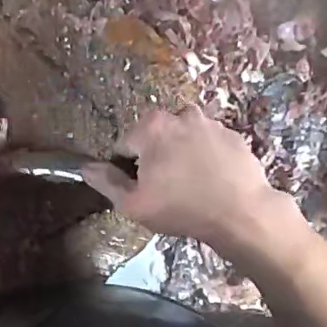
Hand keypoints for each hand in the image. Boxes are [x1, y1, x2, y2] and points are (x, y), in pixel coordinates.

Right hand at [82, 106, 301, 252]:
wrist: (240, 213)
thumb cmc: (181, 208)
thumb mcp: (134, 204)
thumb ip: (107, 183)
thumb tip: (87, 168)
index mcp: (152, 126)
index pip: (125, 146)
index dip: (128, 171)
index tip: (142, 191)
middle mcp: (182, 114)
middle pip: (156, 138)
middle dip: (157, 159)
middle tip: (167, 191)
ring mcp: (212, 123)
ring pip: (185, 140)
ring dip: (183, 157)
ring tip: (191, 188)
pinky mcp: (234, 137)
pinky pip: (211, 147)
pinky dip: (208, 160)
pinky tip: (212, 184)